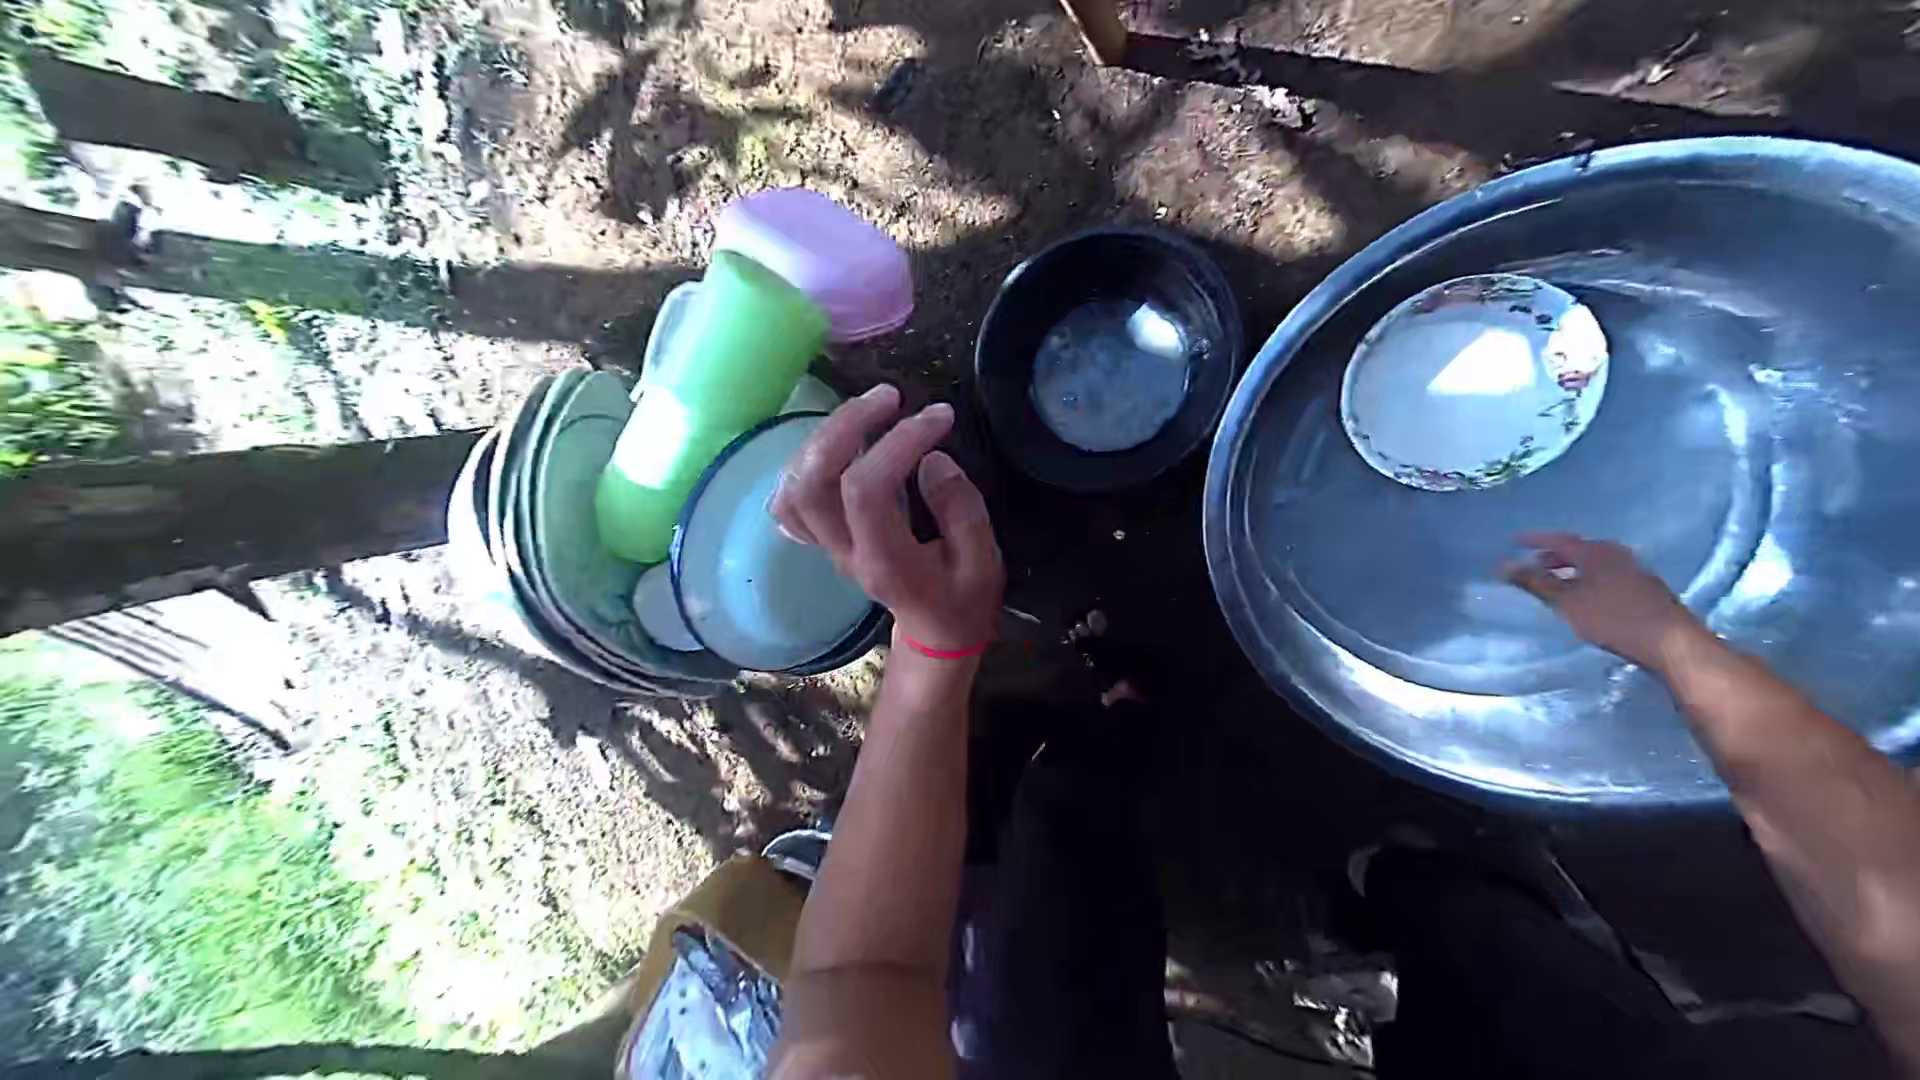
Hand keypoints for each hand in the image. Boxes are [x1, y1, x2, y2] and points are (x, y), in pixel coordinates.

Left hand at [771, 384, 1004, 652]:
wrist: (936, 633)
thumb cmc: (963, 600)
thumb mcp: (984, 563)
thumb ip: (962, 511)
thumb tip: (931, 460)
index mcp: (886, 561)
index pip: (867, 490)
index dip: (898, 442)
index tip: (940, 417)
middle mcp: (845, 552)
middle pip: (813, 481)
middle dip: (846, 426)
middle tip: (890, 396)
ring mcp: (828, 546)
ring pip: (793, 486)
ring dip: (823, 436)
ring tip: (868, 409)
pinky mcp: (825, 539)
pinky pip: (790, 500)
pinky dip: (804, 463)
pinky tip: (838, 444)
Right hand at [1502, 531, 1702, 671]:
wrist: (1673, 643)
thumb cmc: (1612, 617)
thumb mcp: (1565, 601)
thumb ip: (1535, 582)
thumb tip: (1504, 566)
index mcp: (1597, 553)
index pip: (1560, 540)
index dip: (1535, 540)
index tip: (1515, 541)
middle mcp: (1618, 556)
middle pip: (1580, 550)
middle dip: (1555, 555)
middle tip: (1534, 563)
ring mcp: (1636, 572)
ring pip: (1596, 563)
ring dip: (1573, 568)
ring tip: (1556, 580)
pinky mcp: (1646, 589)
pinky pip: (1608, 574)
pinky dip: (1589, 578)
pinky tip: (1583, 593)